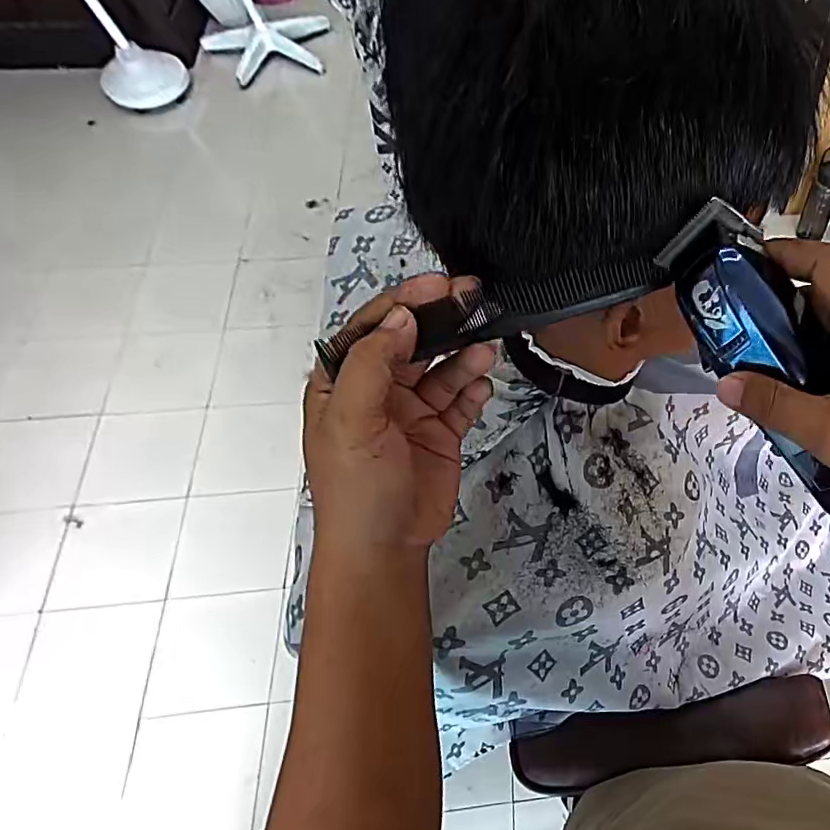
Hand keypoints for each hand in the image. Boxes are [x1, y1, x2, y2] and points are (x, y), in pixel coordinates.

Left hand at [303, 274, 494, 549]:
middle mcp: (379, 391)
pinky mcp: (441, 433)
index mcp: (344, 382)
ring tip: (486, 347)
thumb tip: (400, 321)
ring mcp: (412, 412)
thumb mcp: (351, 422)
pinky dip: (474, 390)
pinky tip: (482, 383)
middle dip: (441, 320)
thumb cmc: (354, 491)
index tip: (436, 285)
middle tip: (470, 299)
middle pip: (413, 342)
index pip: (374, 329)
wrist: (385, 543)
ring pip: (443, 369)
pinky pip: (461, 401)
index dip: (404, 303)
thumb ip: (372, 365)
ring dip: (464, 355)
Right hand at [714, 240, 829, 514]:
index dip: (779, 255)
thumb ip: (774, 405)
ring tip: (759, 371)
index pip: (821, 261)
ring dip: (794, 344)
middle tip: (736, 335)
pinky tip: (795, 399)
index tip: (742, 266)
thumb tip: (732, 386)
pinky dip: (814, 366)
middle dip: (774, 310)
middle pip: (820, 295)